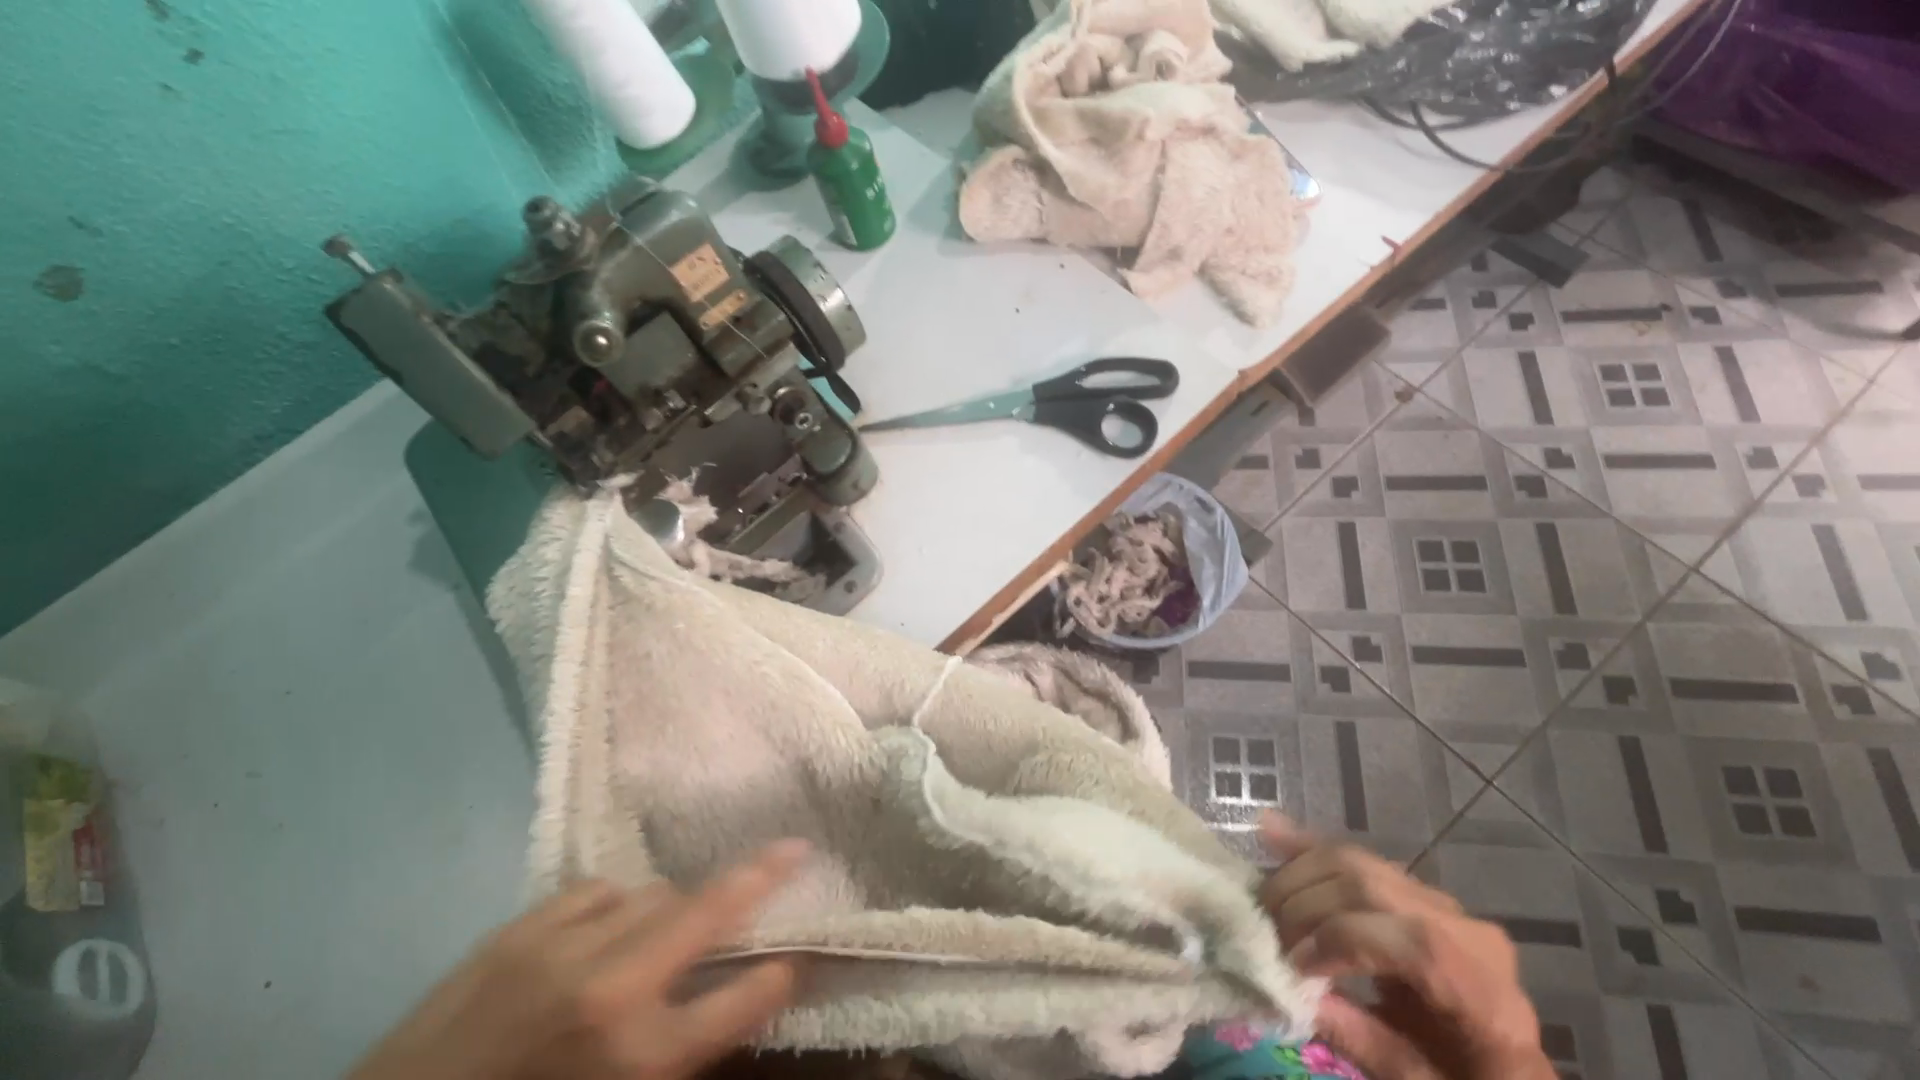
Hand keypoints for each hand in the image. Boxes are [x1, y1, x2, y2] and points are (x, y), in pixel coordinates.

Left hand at [348, 841, 809, 1079]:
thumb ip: (678, 1048)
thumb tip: (725, 994)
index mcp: (641, 1057)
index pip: (744, 998)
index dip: (783, 970)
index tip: (801, 951)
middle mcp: (611, 991)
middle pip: (709, 910)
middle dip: (758, 875)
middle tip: (792, 849)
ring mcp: (559, 951)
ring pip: (651, 893)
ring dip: (671, 908)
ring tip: (669, 924)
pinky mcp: (514, 932)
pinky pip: (593, 891)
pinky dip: (613, 905)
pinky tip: (604, 926)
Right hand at [1258, 815, 1551, 1079]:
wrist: (1504, 1067)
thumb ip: (1362, 1039)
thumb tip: (1290, 991)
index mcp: (1480, 986)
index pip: (1410, 941)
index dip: (1340, 943)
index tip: (1294, 969)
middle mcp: (1464, 928)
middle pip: (1372, 888)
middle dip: (1307, 904)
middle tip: (1266, 934)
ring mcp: (1439, 903)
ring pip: (1358, 862)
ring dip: (1299, 873)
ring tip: (1263, 902)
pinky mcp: (1416, 893)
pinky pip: (1359, 860)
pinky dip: (1311, 849)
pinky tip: (1271, 831)